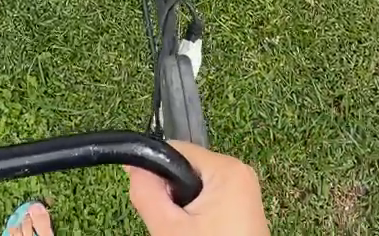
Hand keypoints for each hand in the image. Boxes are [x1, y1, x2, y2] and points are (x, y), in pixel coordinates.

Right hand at [125, 141, 268, 235]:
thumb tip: (134, 165)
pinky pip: (211, 199)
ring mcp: (244, 191)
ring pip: (196, 186)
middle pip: (187, 169)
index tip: (154, 203)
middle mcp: (240, 172)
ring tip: (185, 234)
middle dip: (173, 195)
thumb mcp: (171, 230)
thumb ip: (147, 193)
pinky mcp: (244, 208)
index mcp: (227, 169)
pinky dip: (198, 215)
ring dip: (184, 208)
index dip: (158, 174)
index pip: (177, 151)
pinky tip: (197, 234)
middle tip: (173, 227)